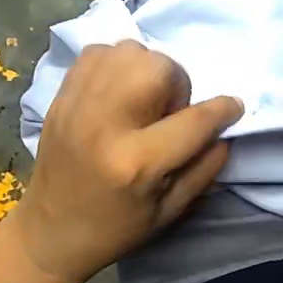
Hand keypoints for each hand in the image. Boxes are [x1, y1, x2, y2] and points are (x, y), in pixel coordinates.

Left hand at [7, 41, 242, 282]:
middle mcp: (104, 124)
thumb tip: (223, 130)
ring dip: (147, 71)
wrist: (50, 230)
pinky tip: (117, 92)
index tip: (233, 107)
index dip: (223, 110)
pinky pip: (99, 52)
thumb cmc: (115, 228)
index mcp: (135, 163)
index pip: (193, 120)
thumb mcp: (170, 212)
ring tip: (142, 101)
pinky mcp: (61, 96)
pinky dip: (117, 64)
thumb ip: (205, 168)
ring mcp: (77, 104)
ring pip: (129, 51)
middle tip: (167, 114)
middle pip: (158, 66)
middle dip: (176, 86)